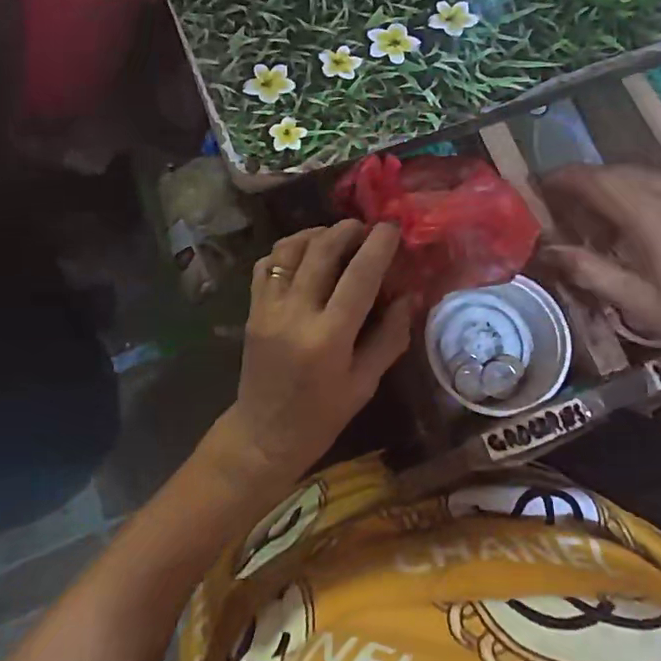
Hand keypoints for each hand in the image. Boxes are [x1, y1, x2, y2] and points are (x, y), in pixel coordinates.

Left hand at [217, 220, 414, 481]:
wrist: (264, 433)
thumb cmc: (322, 416)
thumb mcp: (364, 384)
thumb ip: (389, 337)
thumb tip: (409, 295)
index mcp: (329, 338)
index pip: (358, 277)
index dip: (377, 246)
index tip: (391, 227)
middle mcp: (295, 314)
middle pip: (321, 252)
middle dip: (346, 231)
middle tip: (365, 228)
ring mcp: (268, 309)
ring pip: (289, 250)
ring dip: (315, 234)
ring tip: (335, 235)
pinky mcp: (252, 309)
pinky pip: (266, 265)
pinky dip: (287, 250)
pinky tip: (304, 253)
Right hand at [537, 165, 660, 393]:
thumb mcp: (637, 303)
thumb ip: (589, 270)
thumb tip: (547, 250)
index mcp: (656, 220)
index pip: (600, 182)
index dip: (568, 178)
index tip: (543, 183)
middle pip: (626, 173)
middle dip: (592, 180)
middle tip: (567, 199)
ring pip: (655, 177)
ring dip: (622, 185)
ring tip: (603, 210)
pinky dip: (652, 194)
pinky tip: (650, 222)